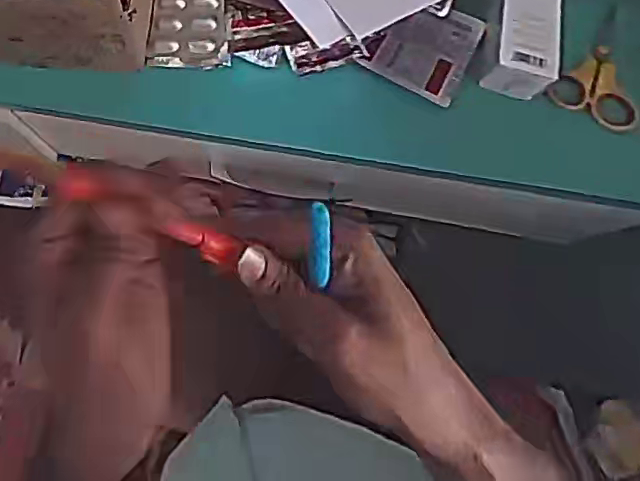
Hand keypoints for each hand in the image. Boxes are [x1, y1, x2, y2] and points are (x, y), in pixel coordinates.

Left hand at [26, 166, 181, 480]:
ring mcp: (117, 244)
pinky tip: (198, 215)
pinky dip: (182, 214)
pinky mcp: (148, 257)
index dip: (114, 180)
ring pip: (143, 199)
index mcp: (54, 246)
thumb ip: (108, 254)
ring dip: (170, 195)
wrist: (119, 426)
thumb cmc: (92, 380)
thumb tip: (117, 200)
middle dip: (149, 186)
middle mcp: (85, 236)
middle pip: (116, 188)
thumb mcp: (96, 314)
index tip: (148, 186)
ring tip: (194, 201)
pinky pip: (165, 222)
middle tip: (179, 195)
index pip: (81, 188)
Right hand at [229, 216, 562, 480]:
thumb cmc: (400, 377)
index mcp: (347, 241)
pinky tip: (254, 289)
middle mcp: (343, 241)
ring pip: (282, 250)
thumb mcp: (335, 339)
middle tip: (203, 245)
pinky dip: (269, 278)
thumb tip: (244, 256)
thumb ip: (286, 295)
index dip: (236, 230)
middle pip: (279, 229)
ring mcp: (341, 262)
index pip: (278, 223)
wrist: (440, 416)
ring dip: (253, 258)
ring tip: (218, 260)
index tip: (200, 234)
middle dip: (242, 238)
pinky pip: (293, 271)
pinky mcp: (338, 285)